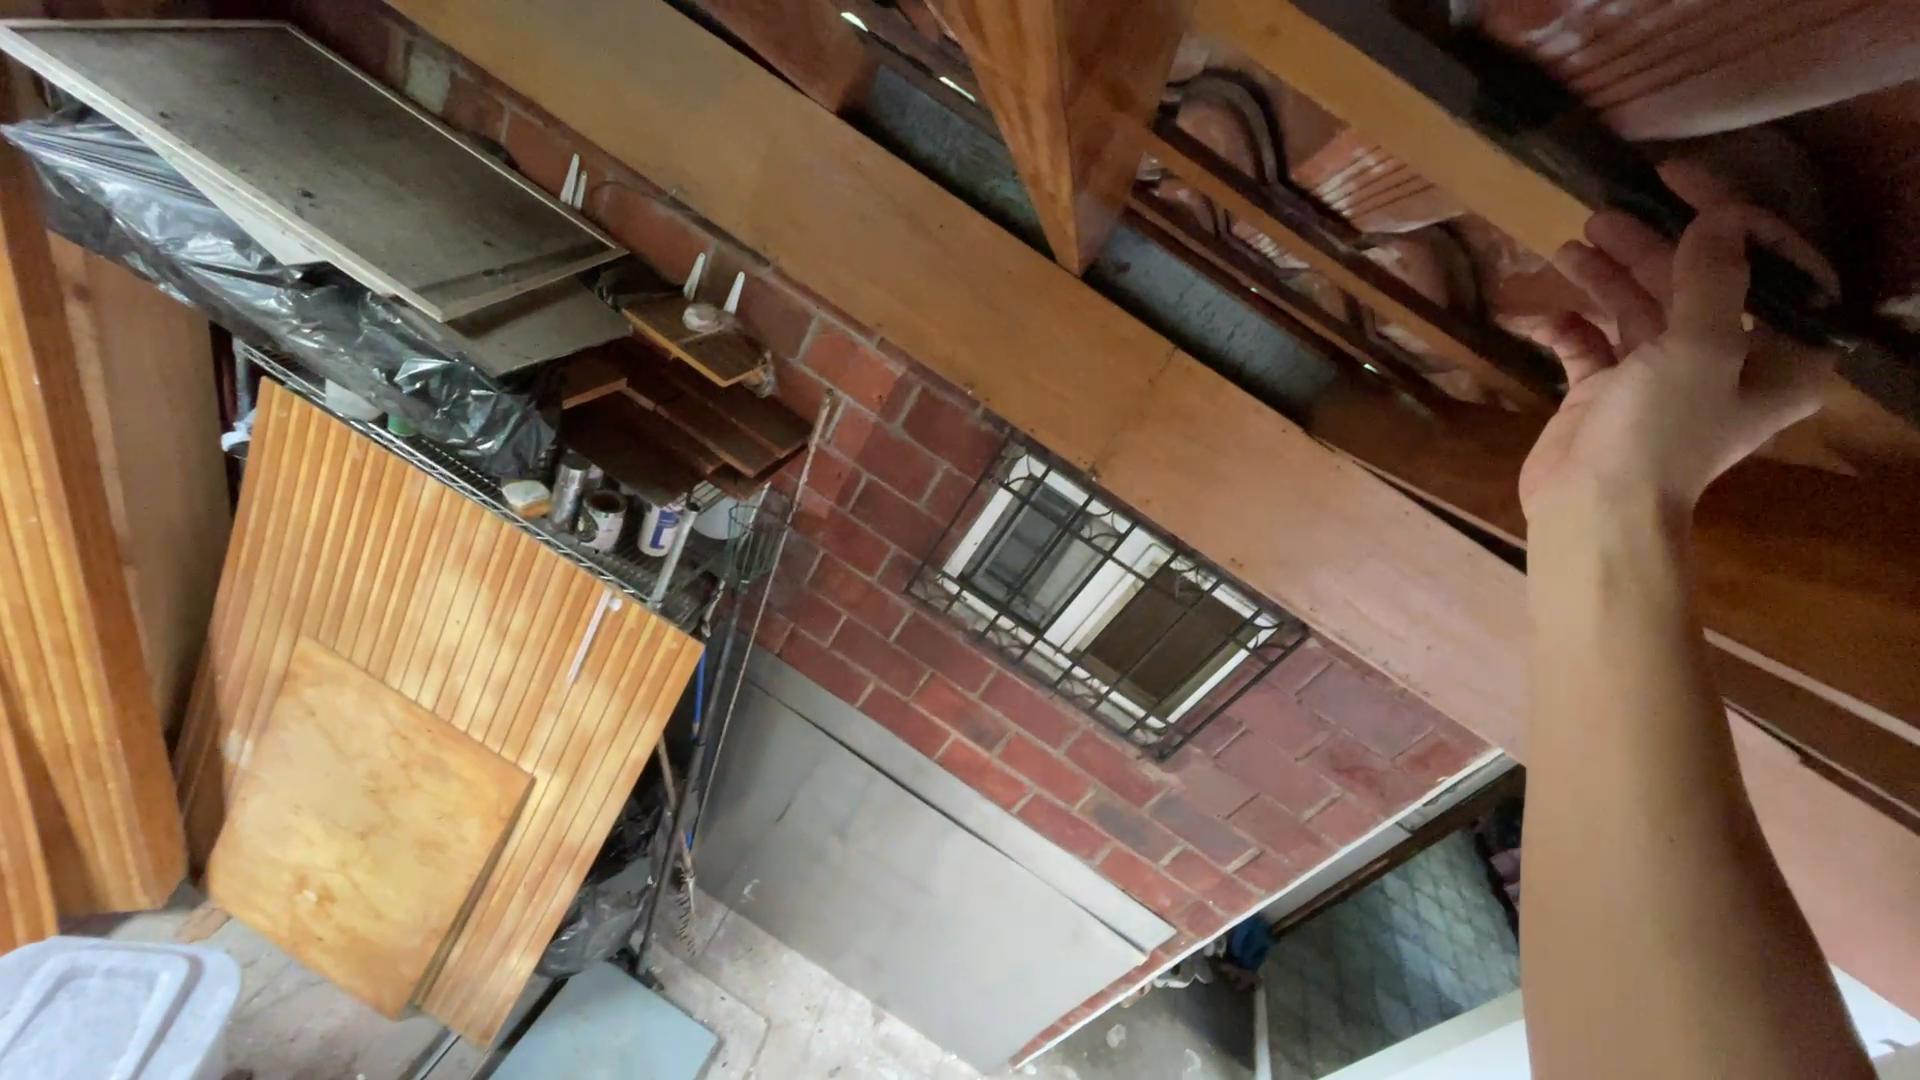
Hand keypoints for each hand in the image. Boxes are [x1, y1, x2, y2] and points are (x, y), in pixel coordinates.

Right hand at [1518, 206, 1840, 522]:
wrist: (1592, 506)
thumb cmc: (1659, 433)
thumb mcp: (1699, 350)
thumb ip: (1710, 280)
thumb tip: (1715, 219)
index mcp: (1778, 352)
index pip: (1771, 266)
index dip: (1733, 222)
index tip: (1683, 189)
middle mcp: (1724, 358)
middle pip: (1691, 284)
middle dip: (1649, 247)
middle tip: (1602, 215)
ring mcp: (1657, 377)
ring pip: (1636, 310)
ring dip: (1603, 278)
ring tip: (1569, 247)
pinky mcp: (1603, 394)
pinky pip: (1589, 348)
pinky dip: (1569, 329)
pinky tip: (1545, 318)